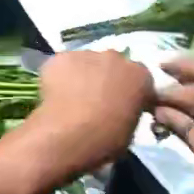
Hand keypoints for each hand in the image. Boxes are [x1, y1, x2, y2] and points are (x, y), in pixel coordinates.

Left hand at [26, 51, 154, 174]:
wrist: (71, 135)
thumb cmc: (107, 139)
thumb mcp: (130, 129)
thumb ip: (128, 110)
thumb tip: (119, 110)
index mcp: (140, 75)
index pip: (136, 77)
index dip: (125, 89)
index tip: (117, 102)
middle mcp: (116, 58)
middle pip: (110, 64)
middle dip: (104, 77)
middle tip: (92, 99)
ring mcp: (87, 54)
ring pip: (84, 62)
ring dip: (81, 75)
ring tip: (69, 97)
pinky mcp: (61, 57)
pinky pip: (61, 65)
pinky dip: (58, 76)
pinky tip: (54, 94)